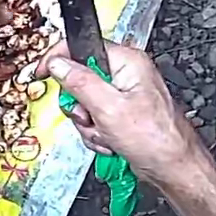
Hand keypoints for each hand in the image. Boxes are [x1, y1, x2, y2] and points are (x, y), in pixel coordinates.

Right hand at [37, 41, 202, 187]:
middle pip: (79, 79)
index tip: (42, 72)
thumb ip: (80, 82)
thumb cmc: (156, 139)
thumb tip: (58, 64)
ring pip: (84, 103)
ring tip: (107, 134)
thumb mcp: (108, 108)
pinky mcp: (122, 114)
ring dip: (89, 125)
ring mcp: (123, 95)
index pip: (82, 46)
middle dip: (80, 106)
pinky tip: (111, 142)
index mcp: (126, 61)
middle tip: (91, 118)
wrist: (174, 169)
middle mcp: (125, 74)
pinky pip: (94, 119)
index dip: (58, 59)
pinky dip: (97, 134)